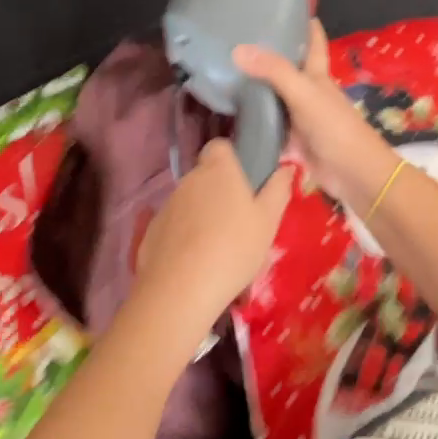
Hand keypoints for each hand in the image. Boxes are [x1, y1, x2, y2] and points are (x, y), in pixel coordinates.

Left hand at [133, 138, 294, 333]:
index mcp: (218, 170)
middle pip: (206, 176)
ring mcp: (167, 205)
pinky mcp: (151, 231)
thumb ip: (278, 189)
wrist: (180, 291)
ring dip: (202, 215)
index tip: (245, 182)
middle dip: (219, 192)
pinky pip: (173, 226)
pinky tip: (194, 263)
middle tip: (238, 222)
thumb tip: (286, 167)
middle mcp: (190, 179)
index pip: (220, 146)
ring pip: (190, 202)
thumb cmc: (234, 249)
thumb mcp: (268, 222)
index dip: (232, 160)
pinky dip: (183, 237)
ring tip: (217, 249)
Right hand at [235, 21, 398, 210]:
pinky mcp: (292, 142)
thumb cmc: (335, 127)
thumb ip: (274, 71)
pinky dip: (253, 124)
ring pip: (274, 98)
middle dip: (267, 55)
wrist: (352, 173)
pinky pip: (269, 128)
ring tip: (223, 73)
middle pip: (287, 69)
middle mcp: (308, 92)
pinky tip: (230, 117)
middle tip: (234, 40)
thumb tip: (238, 49)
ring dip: (255, 90)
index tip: (283, 5)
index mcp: (317, 74)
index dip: (304, 22)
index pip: (313, 41)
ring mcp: (300, 118)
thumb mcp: (304, 93)